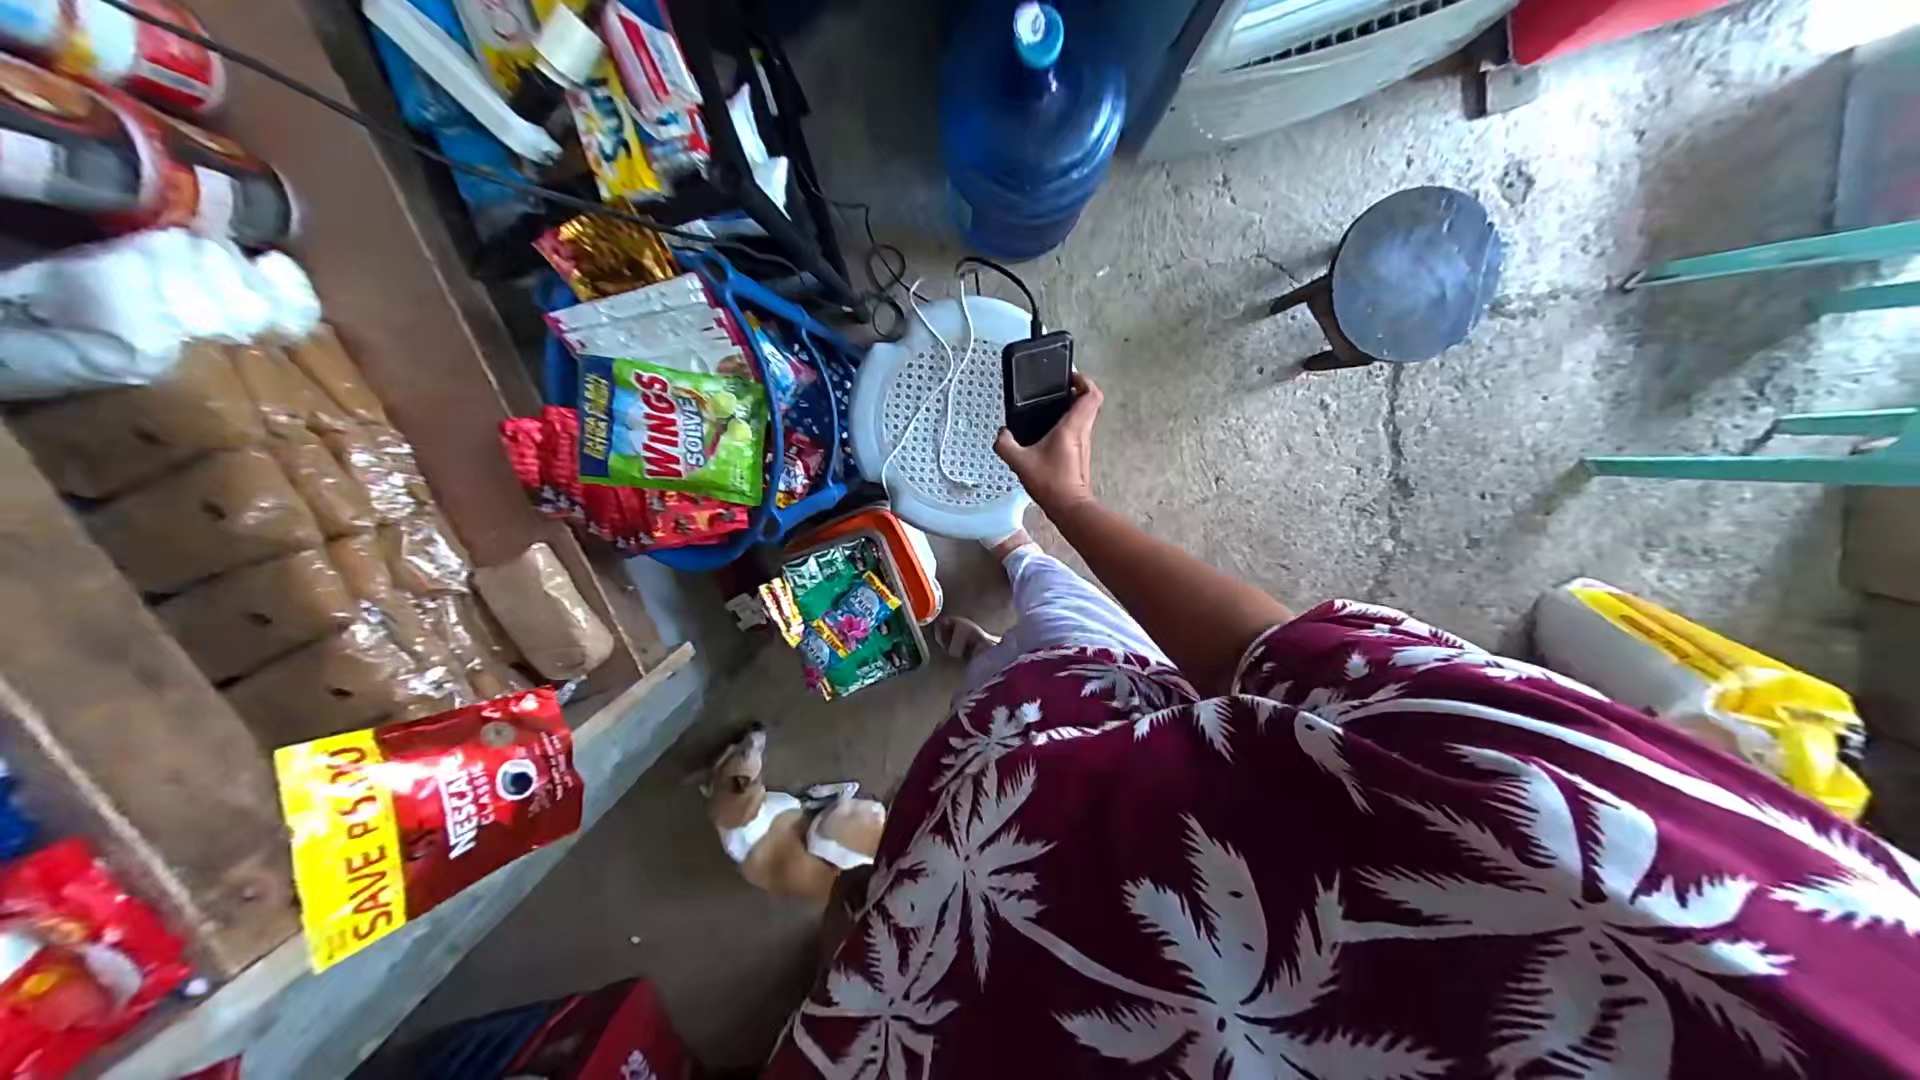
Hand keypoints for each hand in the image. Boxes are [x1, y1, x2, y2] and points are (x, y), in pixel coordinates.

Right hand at [995, 372, 1101, 512]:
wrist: (1069, 507)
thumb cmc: (1051, 484)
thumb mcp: (1020, 463)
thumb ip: (1005, 445)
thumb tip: (1000, 434)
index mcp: (1072, 427)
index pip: (1091, 394)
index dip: (1084, 380)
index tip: (1069, 376)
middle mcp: (1082, 431)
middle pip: (1090, 401)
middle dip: (1076, 389)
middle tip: (1058, 387)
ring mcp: (1084, 443)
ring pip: (1085, 415)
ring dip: (1073, 405)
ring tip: (1050, 405)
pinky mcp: (1080, 453)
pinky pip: (1079, 429)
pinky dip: (1068, 422)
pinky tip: (1049, 429)